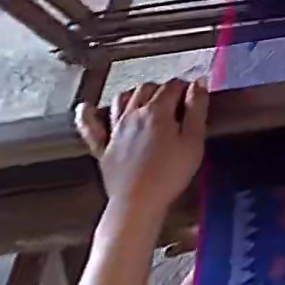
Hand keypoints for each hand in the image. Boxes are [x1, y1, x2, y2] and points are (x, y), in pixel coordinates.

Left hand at [75, 79, 208, 221]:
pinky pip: (90, 127)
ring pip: (121, 100)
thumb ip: (197, 108)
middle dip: (163, 88)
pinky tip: (86, 107)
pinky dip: (87, 114)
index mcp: (157, 111)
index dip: (186, 86)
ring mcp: (114, 130)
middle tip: (176, 100)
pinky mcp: (102, 148)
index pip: (172, 86)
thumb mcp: (194, 140)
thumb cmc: (172, 172)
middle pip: (147, 88)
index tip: (195, 94)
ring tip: (146, 101)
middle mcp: (133, 114)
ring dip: (136, 94)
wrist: (138, 203)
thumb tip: (198, 82)